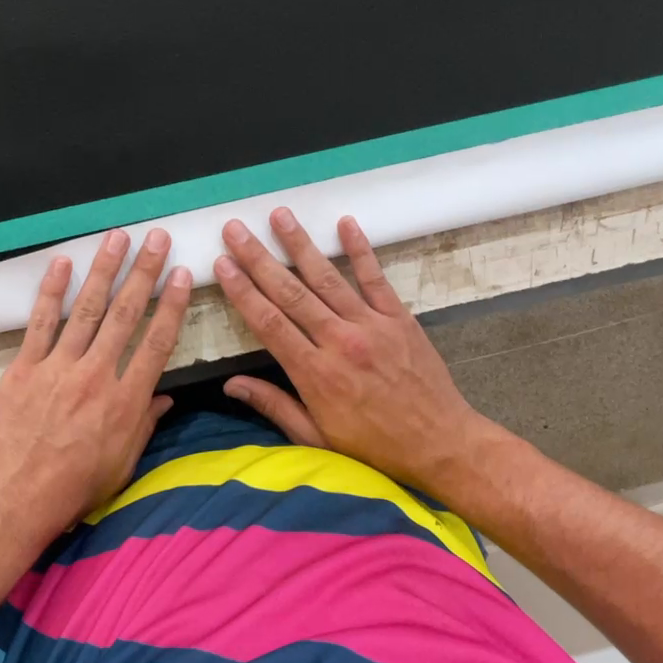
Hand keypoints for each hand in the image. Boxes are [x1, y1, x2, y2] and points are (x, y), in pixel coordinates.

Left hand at [0, 228, 192, 559]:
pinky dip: (51, 292)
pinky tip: (63, 264)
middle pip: (125, 315)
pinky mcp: (24, 369)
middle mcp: (96, 376)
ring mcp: (58, 369)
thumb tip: (165, 399)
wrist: (17, 497)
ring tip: (117, 238)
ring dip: (104, 271)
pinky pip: (40, 323)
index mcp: (126, 401)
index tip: (181, 275)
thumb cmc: (74, 488)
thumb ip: (145, 425)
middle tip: (156, 239)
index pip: (157, 342)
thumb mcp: (123, 464)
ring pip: (86, 310)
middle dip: (143, 273)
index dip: (172, 305)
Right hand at [213, 208, 509, 495]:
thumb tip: (230, 385)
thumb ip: (273, 405)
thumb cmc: (373, 446)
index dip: (243, 291)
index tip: (222, 265)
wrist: (440, 444)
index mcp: (315, 373)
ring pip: (327, 278)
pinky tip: (345, 223)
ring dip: (300, 244)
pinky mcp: (399, 319)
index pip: (269, 323)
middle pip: (291, 292)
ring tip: (279, 215)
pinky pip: (375, 278)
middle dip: (259, 258)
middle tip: (235, 229)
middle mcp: (340, 342)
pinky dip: (360, 250)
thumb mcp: (315, 437)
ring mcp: (372, 326)